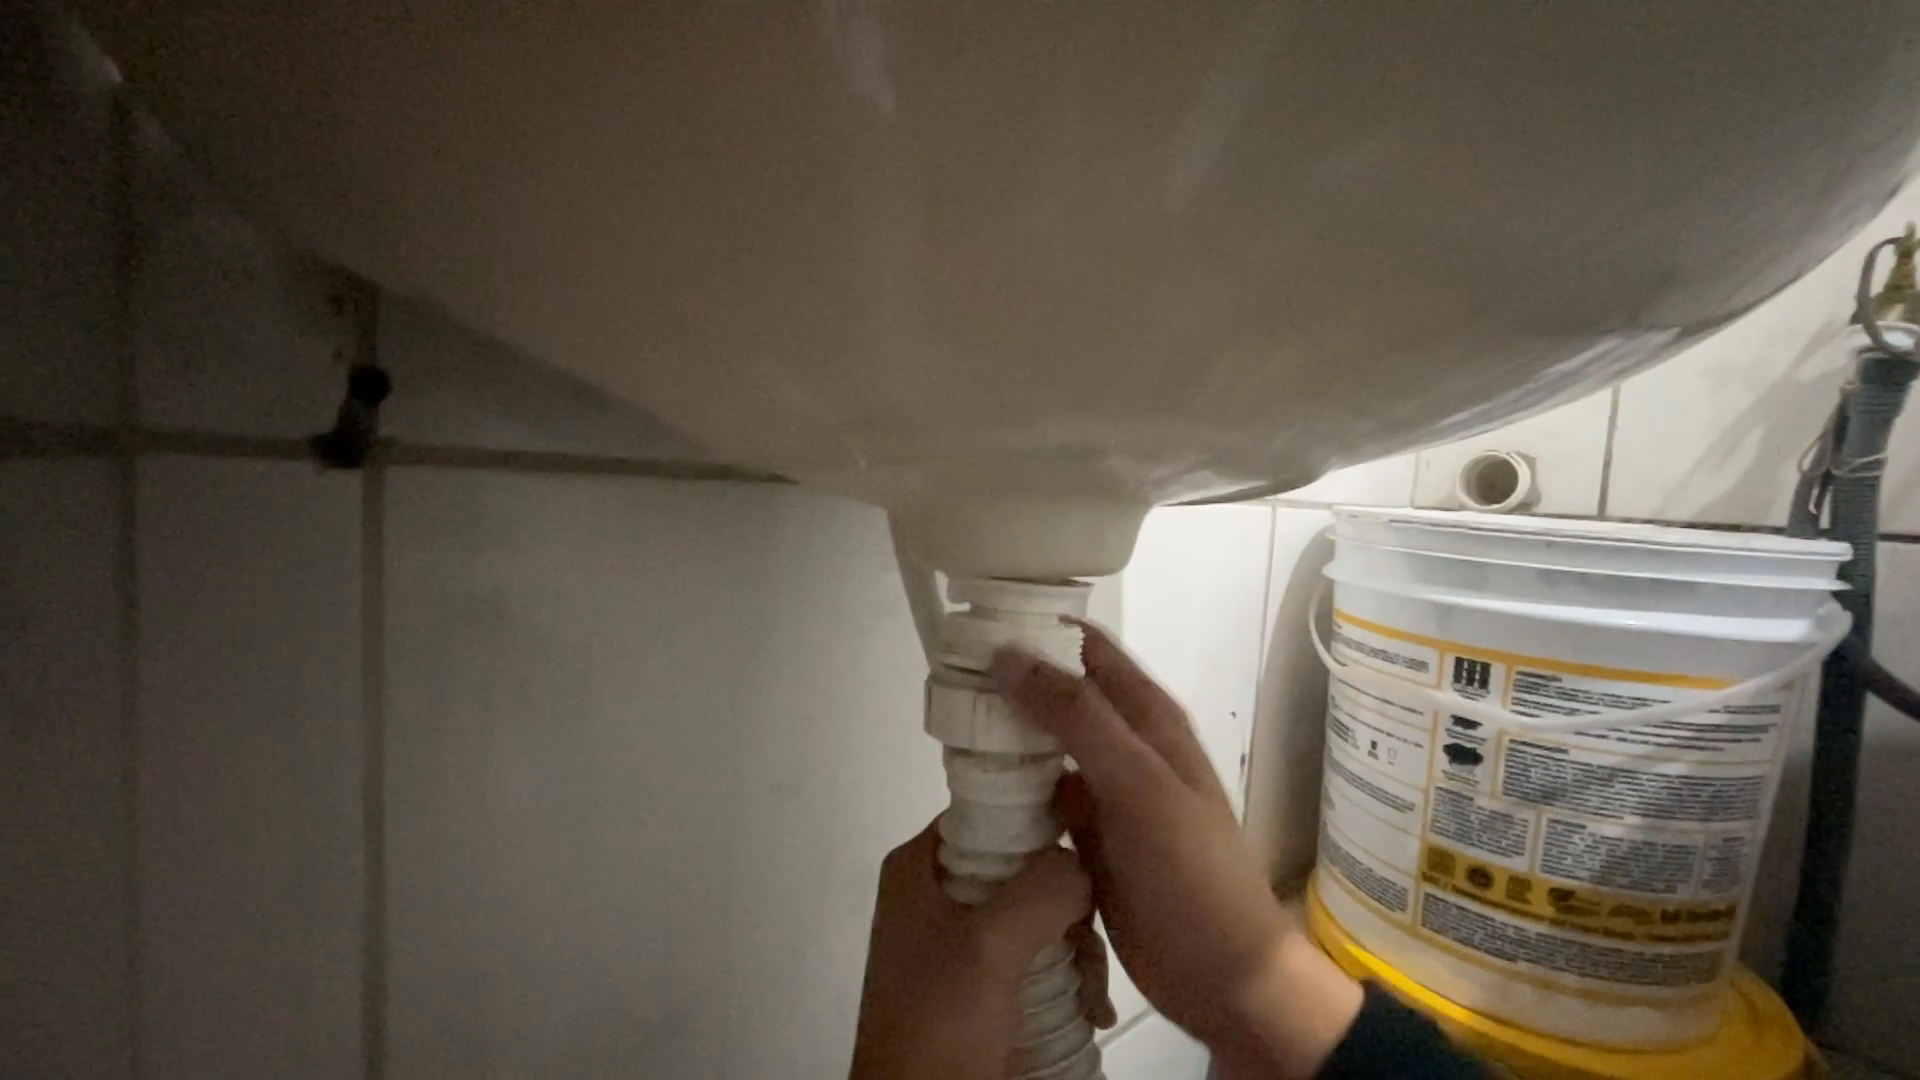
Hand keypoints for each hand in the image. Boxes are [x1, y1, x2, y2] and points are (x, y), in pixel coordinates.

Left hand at [849, 819, 1112, 1079]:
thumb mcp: (988, 946)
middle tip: (1089, 945)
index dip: (1039, 824)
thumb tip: (1080, 862)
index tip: (1085, 851)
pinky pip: (1035, 956)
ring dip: (1075, 950)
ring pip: (1037, 914)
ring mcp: (958, 939)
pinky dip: (1067, 977)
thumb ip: (1040, 890)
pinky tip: (1090, 1009)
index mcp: (920, 865)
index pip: (989, 813)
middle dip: (1067, 907)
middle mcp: (938, 891)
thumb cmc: (938, 1023)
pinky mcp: (979, 983)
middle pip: (1022, 867)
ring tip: (1092, 996)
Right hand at [990, 623, 1363, 1079]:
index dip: (1038, 628)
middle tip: (948, 680)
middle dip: (1010, 683)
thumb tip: (1008, 655)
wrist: (1222, 976)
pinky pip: (1040, 793)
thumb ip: (1077, 717)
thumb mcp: (1137, 782)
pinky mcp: (1085, 833)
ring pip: (1044, 744)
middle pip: (1059, 694)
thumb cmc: (1189, 869)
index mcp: (1146, 715)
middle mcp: (1123, 743)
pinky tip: (972, 789)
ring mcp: (1103, 790)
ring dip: (1005, 735)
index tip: (977, 624)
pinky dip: (1010, 786)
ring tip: (948, 726)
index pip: (1086, 647)